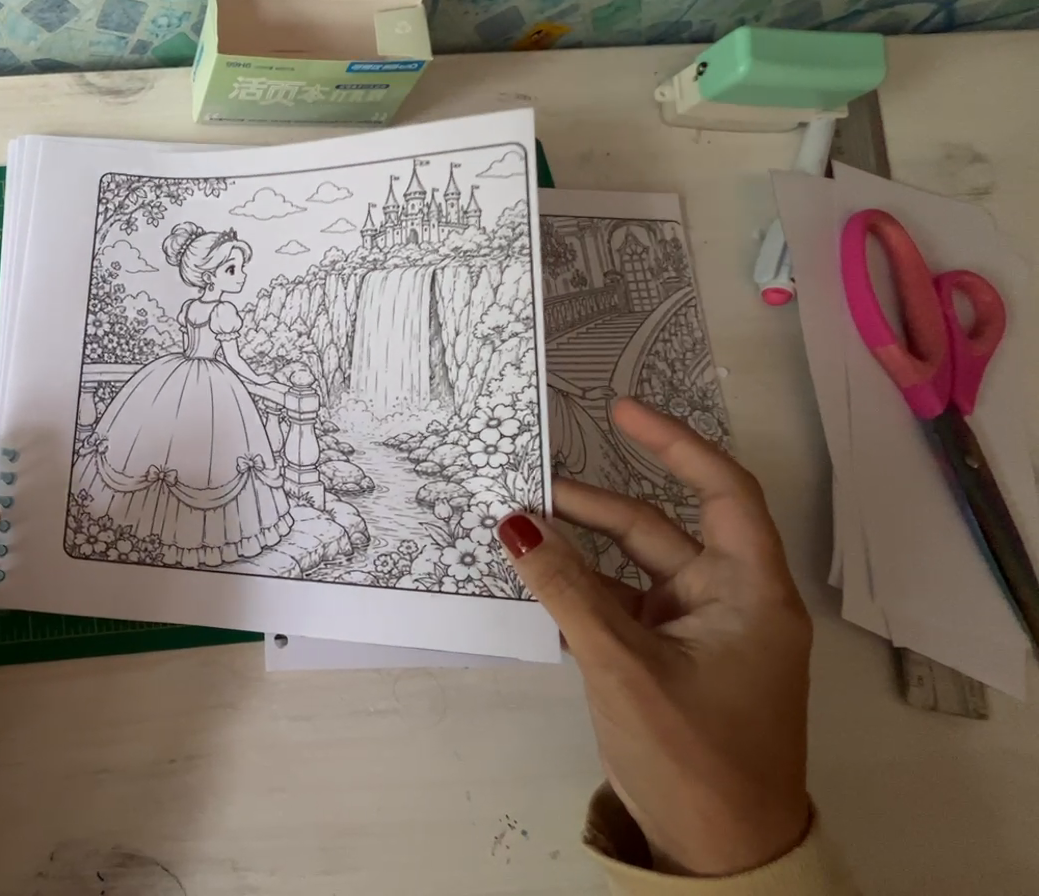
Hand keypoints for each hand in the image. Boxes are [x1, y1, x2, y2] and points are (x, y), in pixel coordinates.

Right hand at [497, 399, 812, 876]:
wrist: (713, 846)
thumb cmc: (692, 752)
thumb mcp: (621, 663)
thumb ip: (564, 588)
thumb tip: (511, 523)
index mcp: (747, 594)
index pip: (724, 494)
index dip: (676, 445)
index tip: (620, 411)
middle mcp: (721, 600)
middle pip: (653, 528)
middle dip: (588, 506)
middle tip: (521, 488)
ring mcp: (686, 627)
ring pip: (622, 564)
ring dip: (570, 547)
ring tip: (510, 529)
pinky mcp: (656, 652)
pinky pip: (607, 598)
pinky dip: (569, 583)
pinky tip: (527, 575)